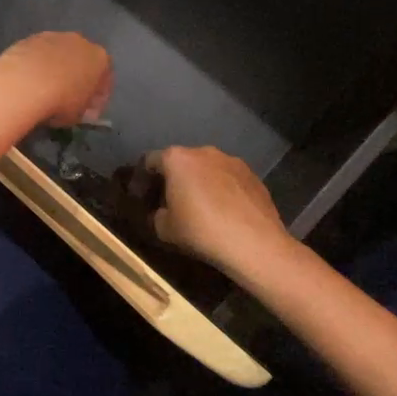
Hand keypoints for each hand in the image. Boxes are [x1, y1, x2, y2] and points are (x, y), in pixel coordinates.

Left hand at [0, 32, 112, 126]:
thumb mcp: (79, 115)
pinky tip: (29, 81)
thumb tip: (79, 109)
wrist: (23, 83)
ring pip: (58, 55)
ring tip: (45, 90)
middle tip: (67, 99)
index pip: (105, 80)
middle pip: (81, 62)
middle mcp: (79, 41)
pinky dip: (36, 66)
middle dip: (76, 78)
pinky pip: (38, 55)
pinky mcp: (29, 38)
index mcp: (99, 58)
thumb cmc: (60, 101)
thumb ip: (83, 109)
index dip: (97, 99)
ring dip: (55, 69)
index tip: (88, 113)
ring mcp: (52, 37)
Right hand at [148, 146, 293, 274]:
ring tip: (201, 207)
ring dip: (199, 183)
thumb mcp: (165, 229)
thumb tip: (161, 213)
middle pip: (180, 162)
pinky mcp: (253, 176)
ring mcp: (232, 161)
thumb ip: (156, 215)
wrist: (255, 244)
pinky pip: (228, 179)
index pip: (149, 161)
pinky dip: (222, 190)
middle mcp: (203, 152)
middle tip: (170, 202)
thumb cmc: (201, 230)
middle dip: (173, 179)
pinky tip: (225, 212)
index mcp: (176, 159)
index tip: (141, 198)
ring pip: (207, 168)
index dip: (142, 179)